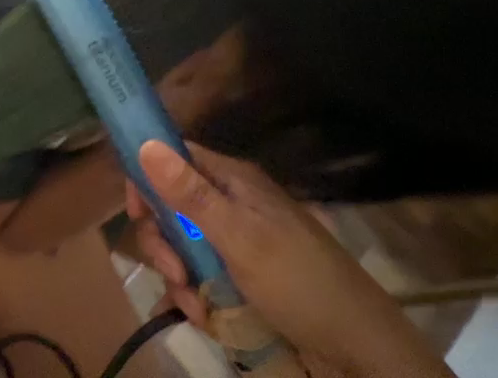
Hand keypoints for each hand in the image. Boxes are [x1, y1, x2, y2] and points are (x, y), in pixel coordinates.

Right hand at [127, 141, 453, 377]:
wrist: (362, 356)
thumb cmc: (302, 284)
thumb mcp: (241, 238)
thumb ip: (190, 194)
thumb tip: (143, 141)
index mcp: (233, 182)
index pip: (173, 157)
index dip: (146, 176)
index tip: (135, 210)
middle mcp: (231, 207)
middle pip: (169, 208)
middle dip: (162, 242)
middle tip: (175, 270)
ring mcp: (235, 245)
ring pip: (179, 248)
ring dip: (179, 277)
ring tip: (199, 306)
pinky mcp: (239, 281)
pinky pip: (198, 280)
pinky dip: (196, 299)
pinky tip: (208, 317)